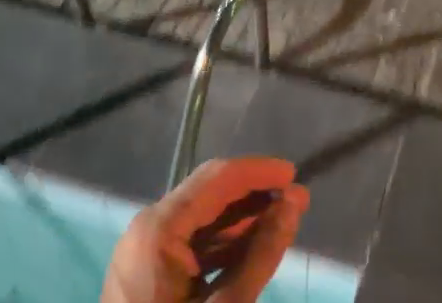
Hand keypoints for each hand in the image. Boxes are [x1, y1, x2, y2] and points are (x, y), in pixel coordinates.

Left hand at [101, 157, 310, 302]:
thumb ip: (261, 253)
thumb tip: (293, 204)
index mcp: (160, 229)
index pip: (218, 178)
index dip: (260, 172)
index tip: (297, 176)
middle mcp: (148, 227)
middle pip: (209, 192)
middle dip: (254, 193)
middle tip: (297, 203)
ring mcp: (144, 248)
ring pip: (202, 215)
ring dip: (242, 217)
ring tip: (283, 223)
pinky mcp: (146, 269)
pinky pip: (191, 240)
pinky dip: (223, 240)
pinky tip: (253, 248)